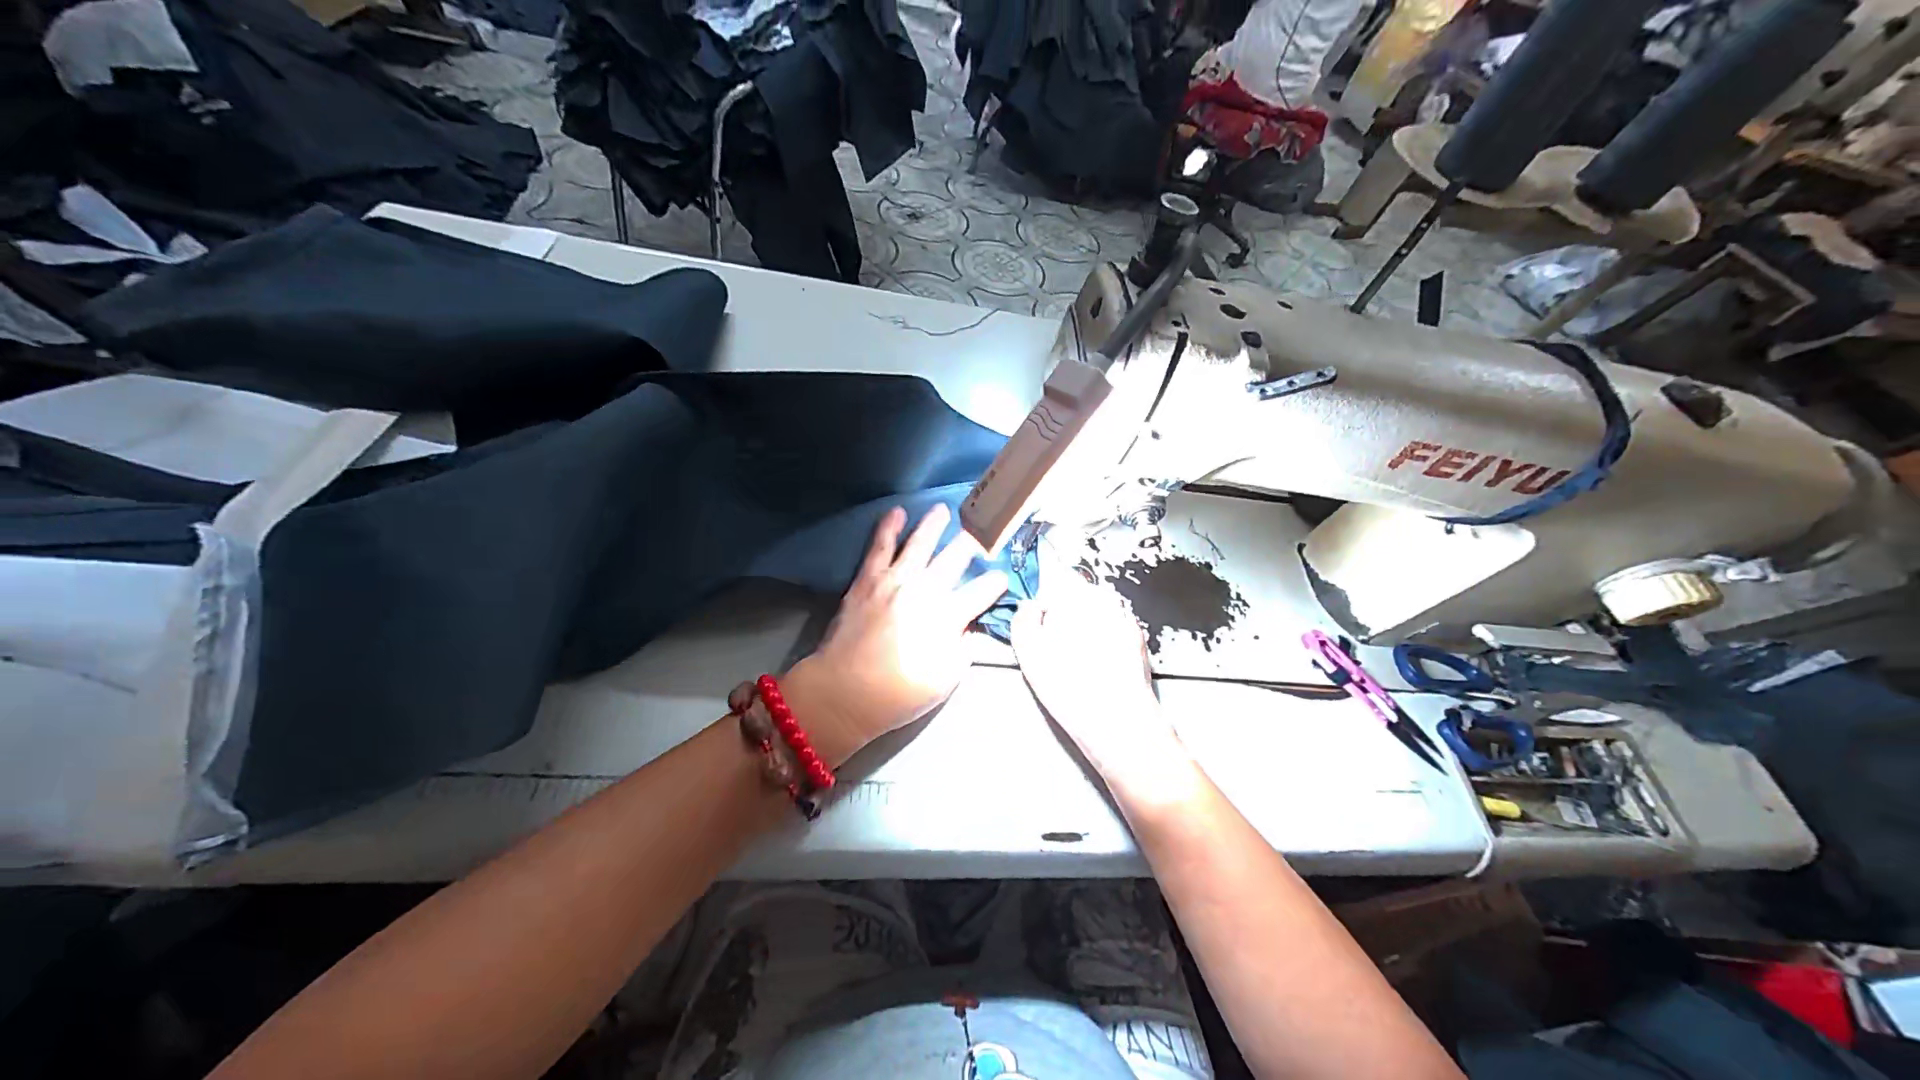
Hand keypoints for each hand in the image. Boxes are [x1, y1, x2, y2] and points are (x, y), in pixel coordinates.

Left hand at [782, 504, 1008, 765]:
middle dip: (971, 544)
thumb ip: (963, 650)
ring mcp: (894, 581)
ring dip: (933, 525)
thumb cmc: (898, 693)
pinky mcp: (867, 580)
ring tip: (943, 510)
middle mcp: (924, 591)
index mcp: (947, 617)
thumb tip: (970, 630)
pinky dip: (888, 528)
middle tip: (981, 533)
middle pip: (953, 560)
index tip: (1001, 578)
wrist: (844, 691)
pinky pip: (880, 547)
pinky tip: (896, 513)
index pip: (980, 593)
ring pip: (919, 544)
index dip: (994, 584)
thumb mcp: (945, 681)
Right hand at [1010, 569, 1195, 800]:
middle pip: (1074, 593)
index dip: (1038, 592)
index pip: (1051, 572)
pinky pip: (1110, 631)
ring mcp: (1125, 619)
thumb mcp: (1029, 652)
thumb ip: (1023, 618)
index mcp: (1077, 594)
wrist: (1120, 725)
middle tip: (1048, 644)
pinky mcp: (1137, 641)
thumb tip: (1028, 608)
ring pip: (1093, 613)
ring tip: (1070, 662)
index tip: (1032, 611)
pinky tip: (1089, 669)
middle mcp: (1106, 600)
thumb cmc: (1074, 689)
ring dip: (1080, 628)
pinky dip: (1099, 643)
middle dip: (1060, 612)